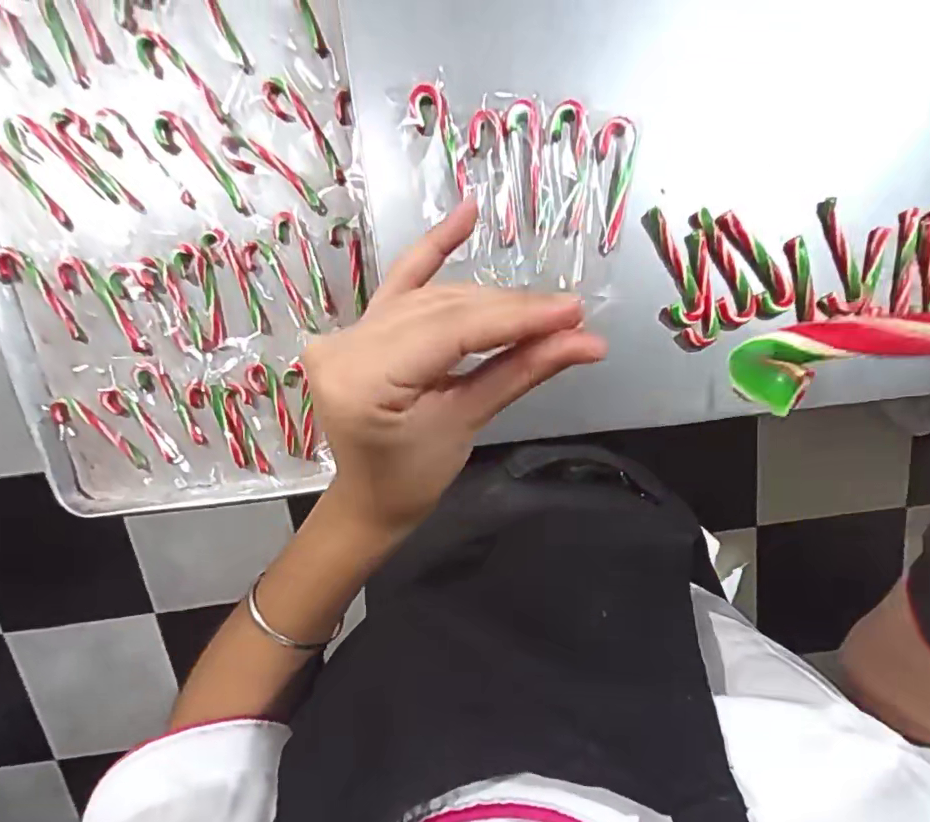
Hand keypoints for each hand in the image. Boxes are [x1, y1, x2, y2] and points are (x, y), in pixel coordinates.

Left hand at [303, 199, 607, 533]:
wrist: (370, 498)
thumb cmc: (413, 479)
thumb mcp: (466, 424)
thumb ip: (521, 372)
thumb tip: (586, 342)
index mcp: (363, 381)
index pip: (451, 330)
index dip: (516, 317)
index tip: (572, 313)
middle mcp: (344, 346)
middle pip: (442, 309)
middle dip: (509, 311)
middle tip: (568, 316)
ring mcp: (343, 334)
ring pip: (430, 299)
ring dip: (487, 300)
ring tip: (541, 307)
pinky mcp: (353, 330)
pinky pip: (398, 286)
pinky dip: (432, 251)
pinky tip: (466, 215)